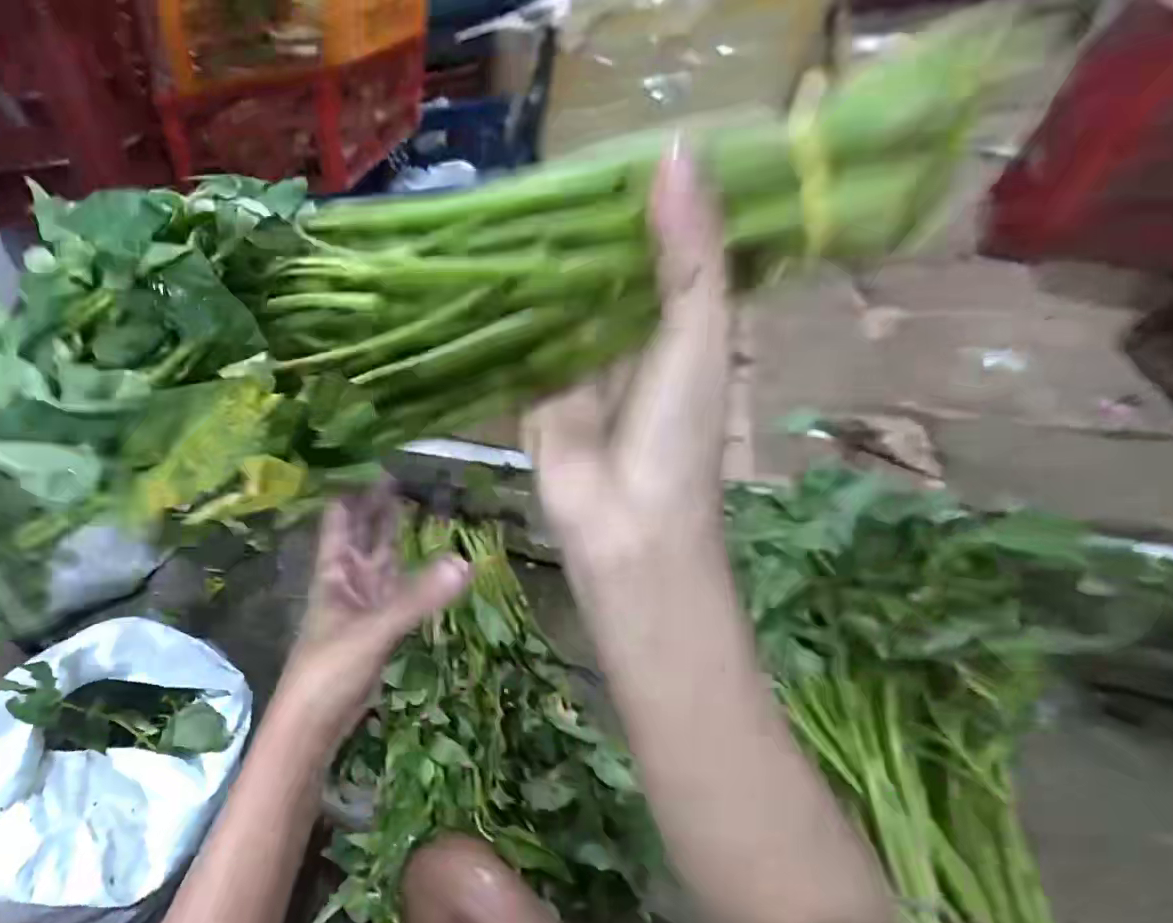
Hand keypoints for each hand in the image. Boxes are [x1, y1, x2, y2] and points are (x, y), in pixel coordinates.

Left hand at [269, 484, 469, 749]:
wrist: (314, 721)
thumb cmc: (329, 668)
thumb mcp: (373, 629)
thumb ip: (417, 599)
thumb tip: (465, 562)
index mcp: (335, 571)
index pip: (340, 518)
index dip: (354, 490)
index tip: (376, 460)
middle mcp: (348, 582)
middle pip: (364, 535)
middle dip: (379, 507)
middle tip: (404, 474)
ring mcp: (363, 606)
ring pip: (382, 562)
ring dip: (396, 538)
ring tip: (417, 506)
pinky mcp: (377, 630)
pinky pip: (396, 593)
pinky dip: (411, 577)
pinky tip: (426, 565)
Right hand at [525, 141, 732, 564]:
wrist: (623, 524)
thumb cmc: (676, 434)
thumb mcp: (697, 333)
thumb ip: (688, 255)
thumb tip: (673, 152)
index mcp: (678, 320)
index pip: (659, 246)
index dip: (640, 202)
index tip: (608, 148)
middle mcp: (624, 339)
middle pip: (599, 275)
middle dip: (575, 235)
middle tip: (536, 173)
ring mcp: (575, 368)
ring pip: (553, 310)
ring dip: (533, 275)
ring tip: (497, 214)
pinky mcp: (532, 395)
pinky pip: (516, 350)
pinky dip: (501, 323)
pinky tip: (474, 280)